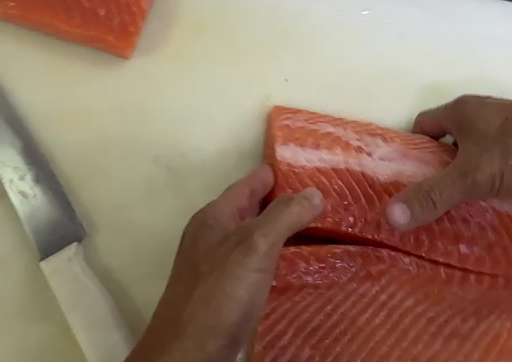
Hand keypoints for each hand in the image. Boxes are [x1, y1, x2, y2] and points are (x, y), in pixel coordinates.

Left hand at [126, 164, 321, 361]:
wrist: (187, 358)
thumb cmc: (218, 294)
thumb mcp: (254, 246)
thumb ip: (284, 215)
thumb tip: (314, 191)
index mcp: (216, 216)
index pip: (251, 182)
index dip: (279, 173)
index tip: (312, 168)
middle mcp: (213, 237)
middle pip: (253, 210)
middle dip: (284, 204)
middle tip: (325, 202)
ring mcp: (217, 269)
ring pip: (255, 241)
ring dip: (282, 235)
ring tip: (319, 233)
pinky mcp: (224, 299)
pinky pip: (256, 269)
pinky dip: (276, 264)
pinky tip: (296, 272)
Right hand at [385, 95, 511, 229]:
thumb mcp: (470, 177)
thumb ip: (432, 195)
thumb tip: (390, 214)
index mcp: (460, 109)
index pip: (423, 124)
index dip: (415, 149)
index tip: (413, 179)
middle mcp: (481, 107)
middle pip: (450, 132)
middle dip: (443, 160)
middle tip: (439, 192)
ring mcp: (508, 118)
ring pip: (478, 140)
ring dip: (470, 162)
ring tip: (470, 195)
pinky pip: (502, 147)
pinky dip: (495, 164)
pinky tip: (503, 187)